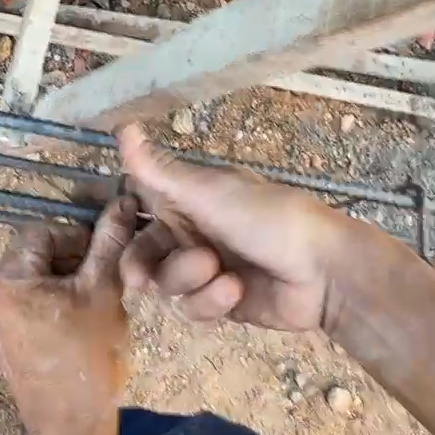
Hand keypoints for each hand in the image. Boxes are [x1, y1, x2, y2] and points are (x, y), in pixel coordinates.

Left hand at [0, 196, 135, 434]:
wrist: (70, 428)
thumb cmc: (87, 357)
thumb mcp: (103, 291)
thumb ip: (110, 242)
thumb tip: (123, 202)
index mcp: (5, 278)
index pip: (43, 232)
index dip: (78, 239)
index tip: (105, 259)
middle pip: (36, 253)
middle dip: (73, 260)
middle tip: (103, 282)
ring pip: (36, 276)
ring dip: (67, 280)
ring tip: (94, 304)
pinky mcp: (3, 335)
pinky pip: (29, 300)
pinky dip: (55, 301)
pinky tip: (80, 322)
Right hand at [117, 124, 364, 331]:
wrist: (322, 270)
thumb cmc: (266, 217)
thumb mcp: (207, 190)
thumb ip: (158, 170)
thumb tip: (122, 126)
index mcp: (185, 199)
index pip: (136, 209)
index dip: (120, 225)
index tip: (112, 234)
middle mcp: (189, 232)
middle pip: (142, 254)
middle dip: (142, 266)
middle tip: (140, 279)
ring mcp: (204, 269)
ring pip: (166, 284)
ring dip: (188, 280)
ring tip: (219, 273)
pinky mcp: (219, 303)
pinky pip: (192, 308)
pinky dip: (211, 301)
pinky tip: (236, 291)